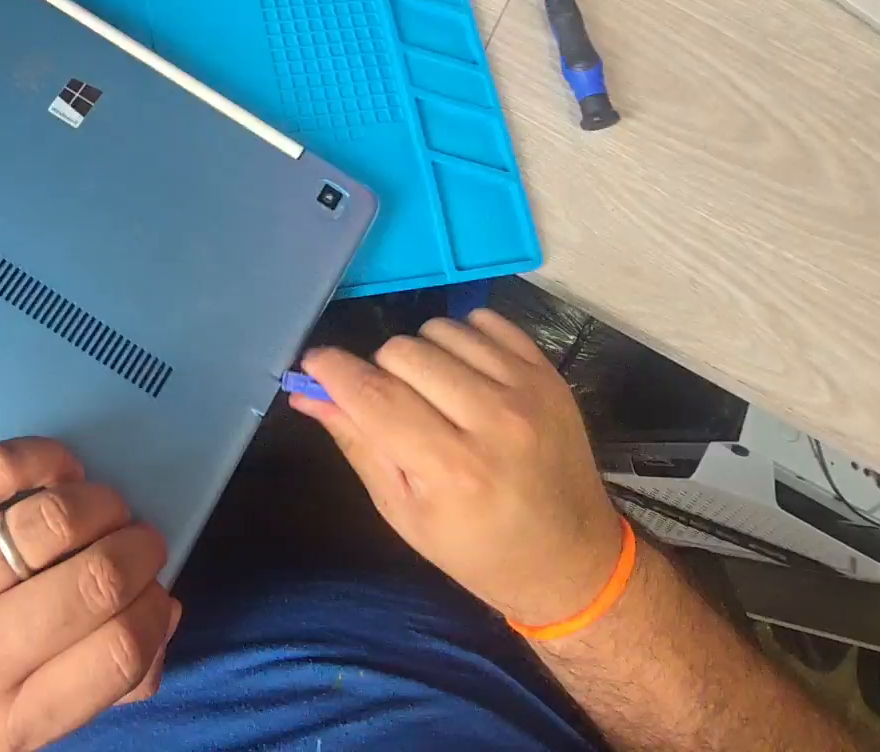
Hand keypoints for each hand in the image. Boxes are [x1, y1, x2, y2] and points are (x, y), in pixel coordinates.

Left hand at [0, 438, 179, 751]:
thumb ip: (102, 684)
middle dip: (139, 549)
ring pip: (50, 523)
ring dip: (101, 504)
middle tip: (141, 537)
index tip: (156, 585)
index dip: (155, 608)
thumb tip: (163, 613)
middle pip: (94, 582)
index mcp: (9, 716)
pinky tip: (61, 473)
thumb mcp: (18, 718)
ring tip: (106, 506)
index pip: (118, 654)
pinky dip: (47, 460)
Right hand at [290, 309, 622, 625]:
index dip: (332, 370)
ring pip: (439, 330)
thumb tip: (307, 394)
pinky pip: (484, 321)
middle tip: (391, 403)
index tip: (313, 363)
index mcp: (451, 470)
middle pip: (401, 352)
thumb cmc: (475, 548)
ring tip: (432, 391)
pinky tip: (464, 375)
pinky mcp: (549, 373)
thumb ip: (355, 442)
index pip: (374, 396)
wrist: (572, 559)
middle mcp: (493, 422)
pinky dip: (461, 338)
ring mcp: (528, 391)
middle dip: (379, 371)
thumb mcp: (402, 511)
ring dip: (421, 354)